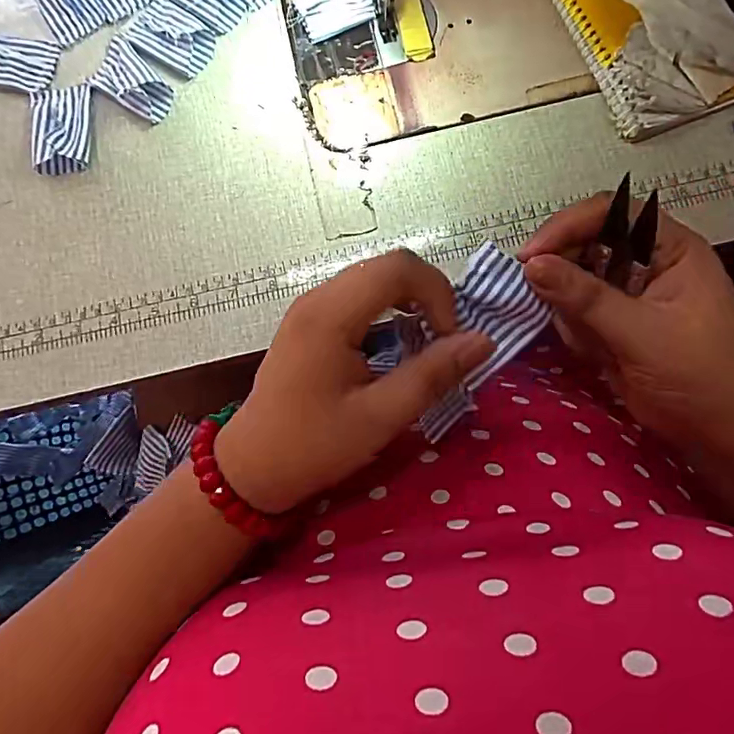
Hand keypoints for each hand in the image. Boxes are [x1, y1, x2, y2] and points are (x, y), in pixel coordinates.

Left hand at [217, 250, 494, 513]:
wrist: (250, 469)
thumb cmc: (312, 447)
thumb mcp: (380, 417)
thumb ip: (433, 374)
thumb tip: (482, 341)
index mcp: (329, 315)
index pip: (397, 267)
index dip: (437, 292)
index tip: (450, 337)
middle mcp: (318, 298)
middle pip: (387, 265)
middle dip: (428, 293)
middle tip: (444, 339)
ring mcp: (311, 306)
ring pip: (375, 277)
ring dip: (410, 299)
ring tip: (426, 341)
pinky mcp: (311, 320)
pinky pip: (360, 295)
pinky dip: (389, 308)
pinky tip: (397, 343)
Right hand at [518, 195, 733, 453]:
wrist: (733, 441)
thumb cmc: (703, 379)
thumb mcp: (642, 334)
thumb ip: (585, 298)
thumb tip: (531, 265)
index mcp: (670, 249)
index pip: (610, 213)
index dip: (566, 226)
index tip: (529, 257)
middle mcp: (649, 264)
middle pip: (587, 245)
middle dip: (565, 275)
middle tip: (540, 302)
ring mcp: (633, 297)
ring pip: (578, 283)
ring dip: (573, 312)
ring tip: (594, 346)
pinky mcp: (620, 327)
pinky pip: (581, 315)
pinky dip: (579, 334)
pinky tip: (599, 358)